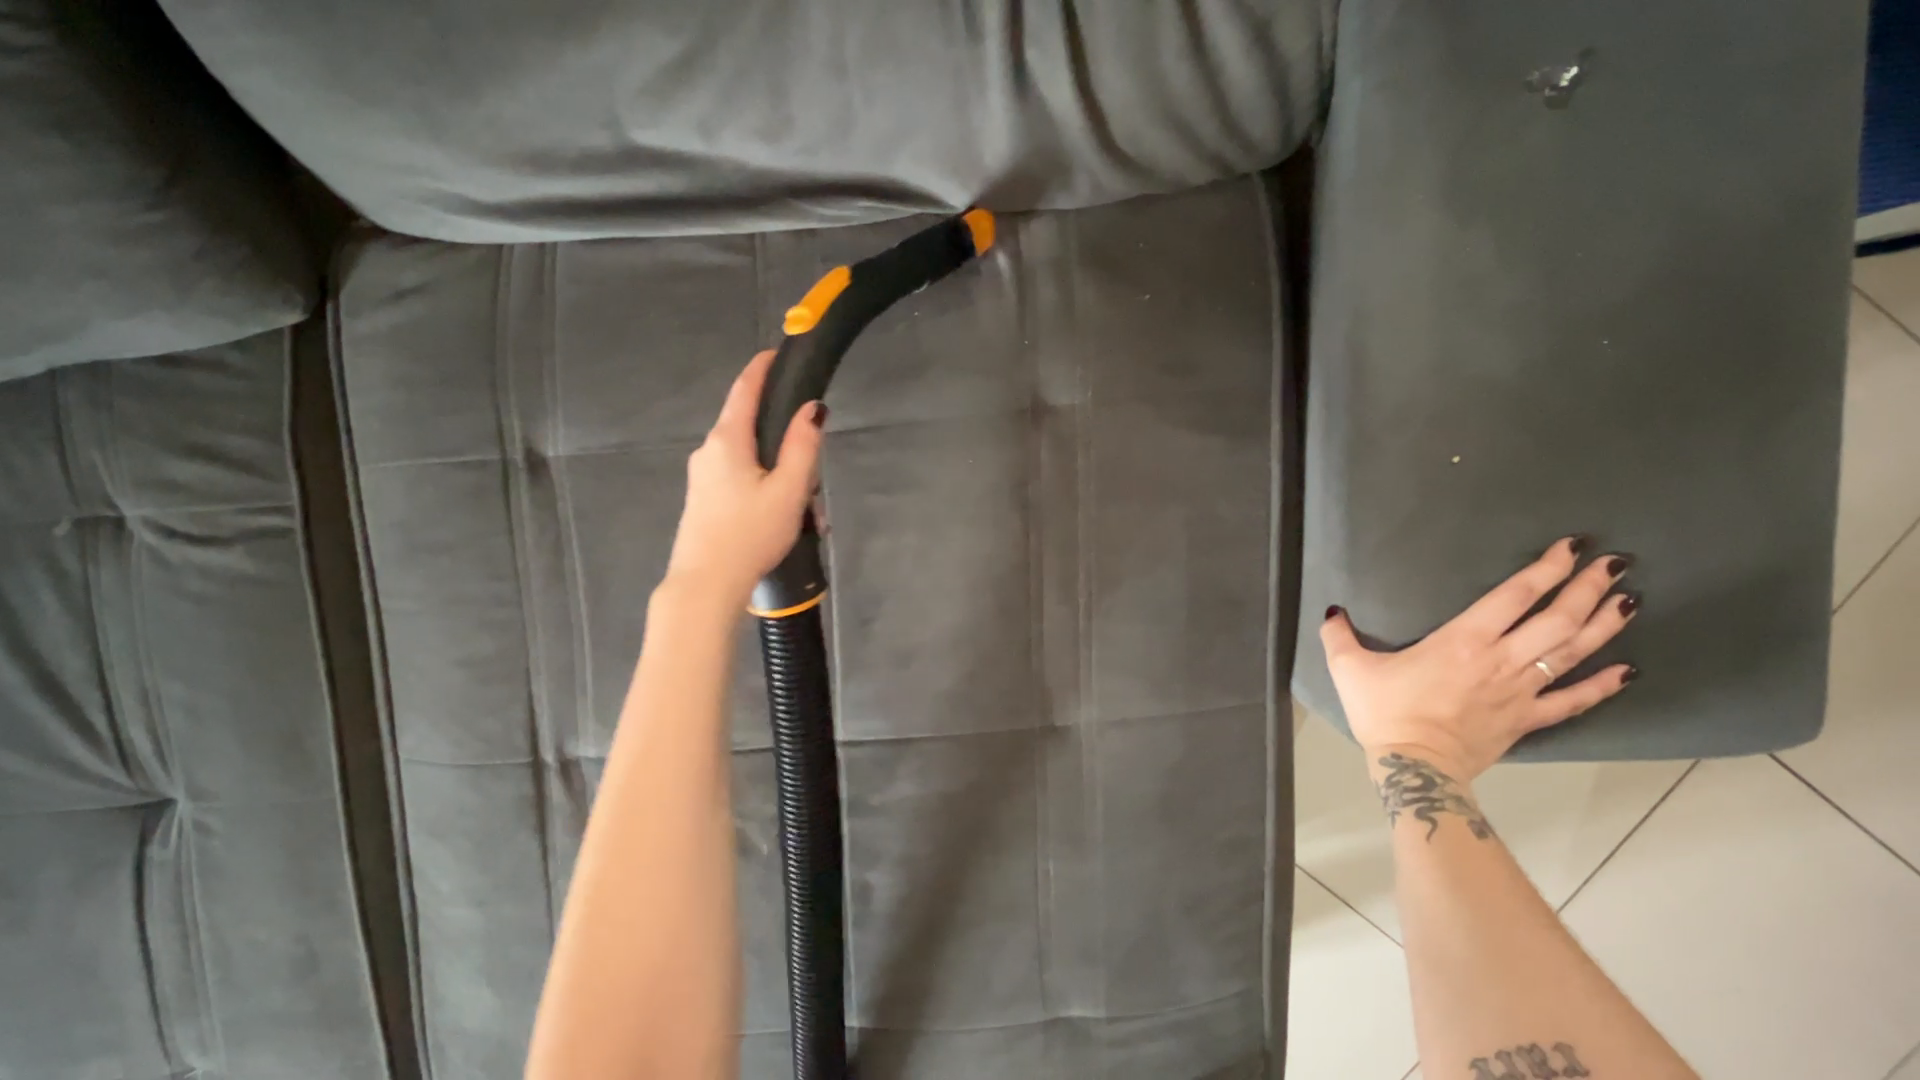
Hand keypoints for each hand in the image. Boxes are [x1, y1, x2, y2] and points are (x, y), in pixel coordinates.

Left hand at [664, 350, 824, 604]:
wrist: (705, 585)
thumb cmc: (750, 534)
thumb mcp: (788, 490)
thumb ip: (802, 446)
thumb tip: (812, 409)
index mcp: (727, 440)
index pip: (744, 389)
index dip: (762, 368)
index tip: (777, 353)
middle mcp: (708, 451)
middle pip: (749, 428)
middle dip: (784, 438)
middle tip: (814, 465)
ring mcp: (701, 477)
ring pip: (747, 459)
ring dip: (778, 472)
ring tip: (806, 509)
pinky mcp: (701, 502)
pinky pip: (738, 480)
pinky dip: (763, 487)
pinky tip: (782, 519)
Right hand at [1320, 536, 1639, 784]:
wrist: (1414, 767)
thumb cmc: (1384, 713)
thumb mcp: (1350, 668)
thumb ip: (1339, 636)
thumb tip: (1333, 613)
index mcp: (1464, 640)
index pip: (1515, 595)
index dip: (1546, 568)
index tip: (1571, 547)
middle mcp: (1501, 659)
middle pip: (1557, 618)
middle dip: (1588, 588)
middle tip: (1615, 563)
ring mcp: (1520, 691)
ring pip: (1572, 652)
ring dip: (1603, 624)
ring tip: (1628, 599)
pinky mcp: (1526, 719)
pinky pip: (1573, 701)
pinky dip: (1603, 686)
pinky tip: (1629, 670)